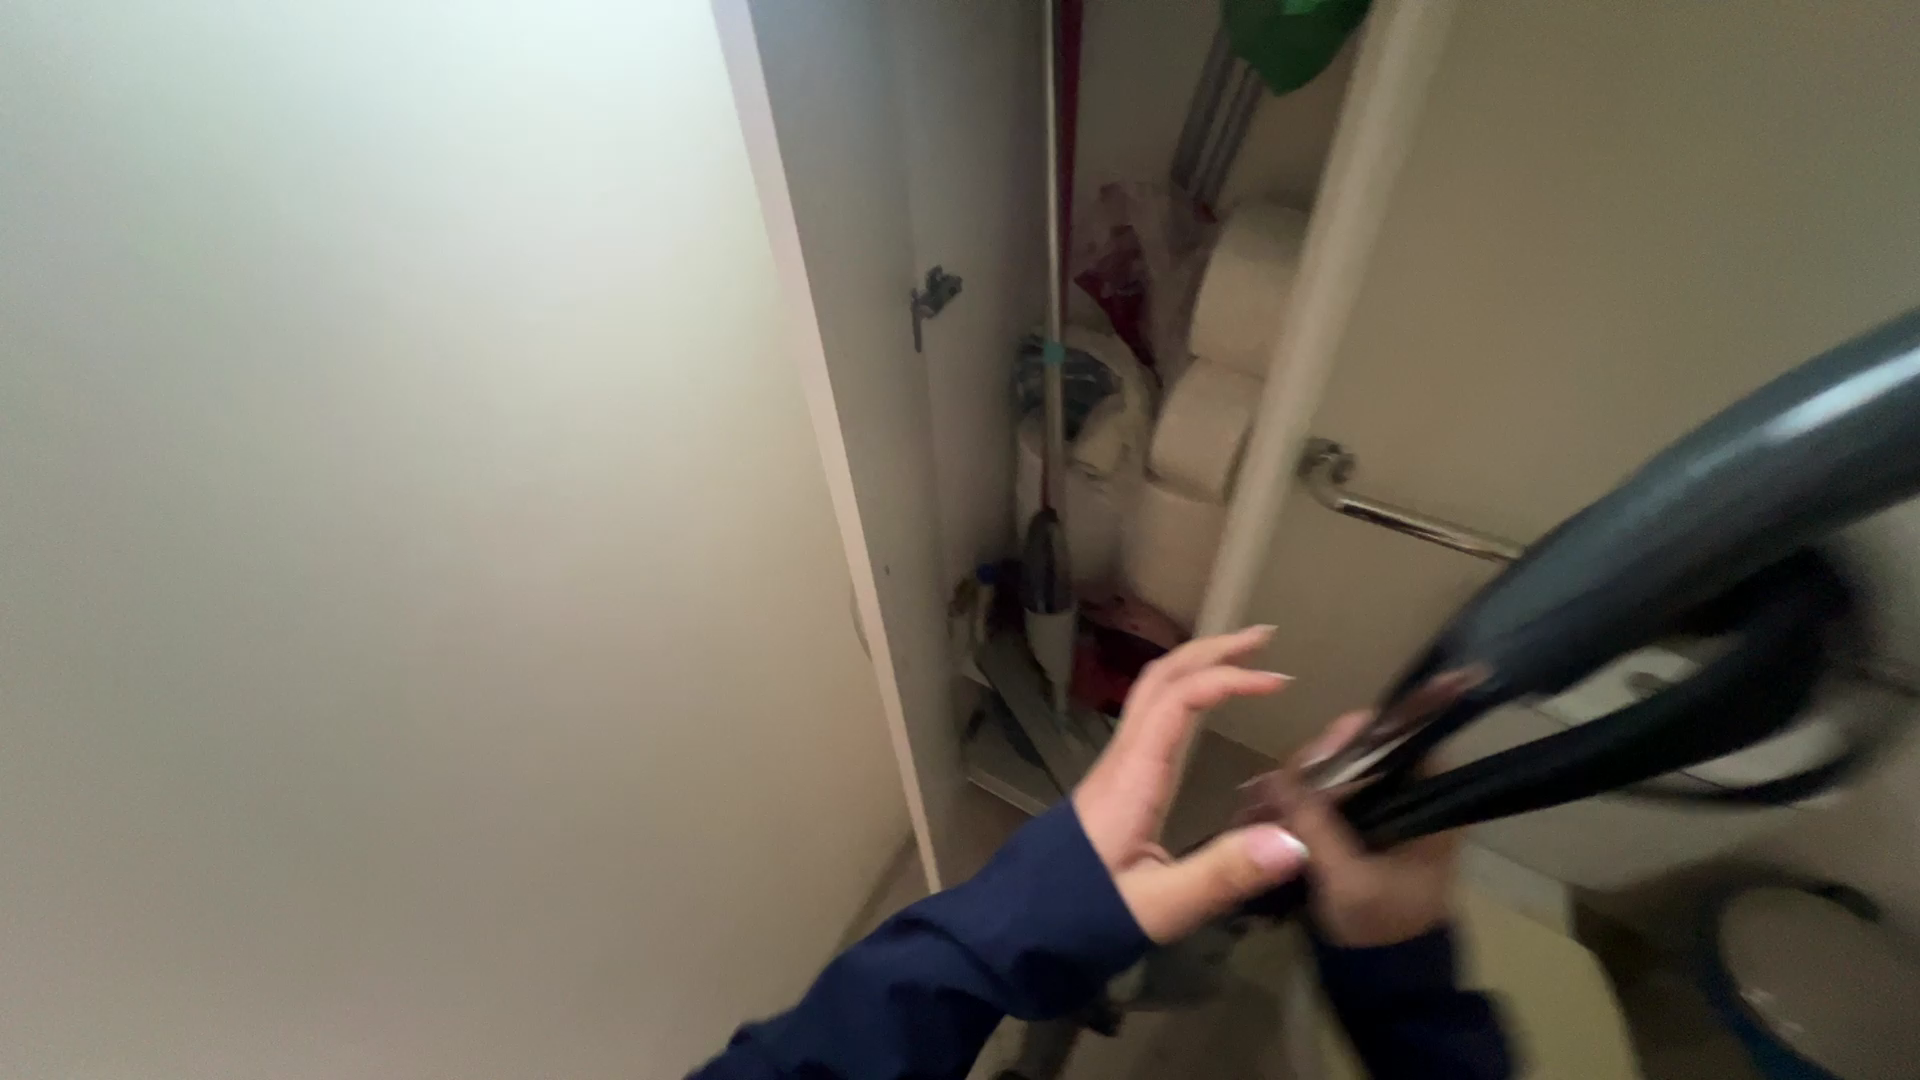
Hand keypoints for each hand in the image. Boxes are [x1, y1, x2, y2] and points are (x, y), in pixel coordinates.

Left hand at [1071, 626, 1308, 943]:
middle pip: (1160, 679)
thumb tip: (1294, 841)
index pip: (1178, 700)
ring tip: (1243, 658)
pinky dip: (1183, 691)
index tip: (1279, 682)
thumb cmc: (1085, 911)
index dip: (1227, 679)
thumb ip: (1223, 874)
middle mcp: (1122, 756)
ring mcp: (1115, 765)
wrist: (1024, 921)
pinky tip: (1203, 705)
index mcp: (1133, 774)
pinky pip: (1150, 714)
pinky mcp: (1115, 780)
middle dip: (1210, 649)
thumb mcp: (1160, 906)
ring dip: (1195, 665)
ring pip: (1151, 692)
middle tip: (1264, 638)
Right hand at [1271, 711, 1459, 947]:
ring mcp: (1373, 807)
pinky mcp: (1348, 822)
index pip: (1400, 743)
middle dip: (1311, 764)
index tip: (1316, 754)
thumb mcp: (1348, 879)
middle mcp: (1403, 795)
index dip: (1357, 737)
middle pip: (1354, 750)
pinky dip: (1289, 798)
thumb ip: (1316, 826)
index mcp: (1426, 804)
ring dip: (1292, 783)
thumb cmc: (1380, 926)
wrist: (1381, 977)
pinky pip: (1316, 793)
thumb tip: (1273, 778)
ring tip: (1256, 803)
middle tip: (1275, 786)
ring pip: (1328, 770)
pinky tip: (1259, 809)